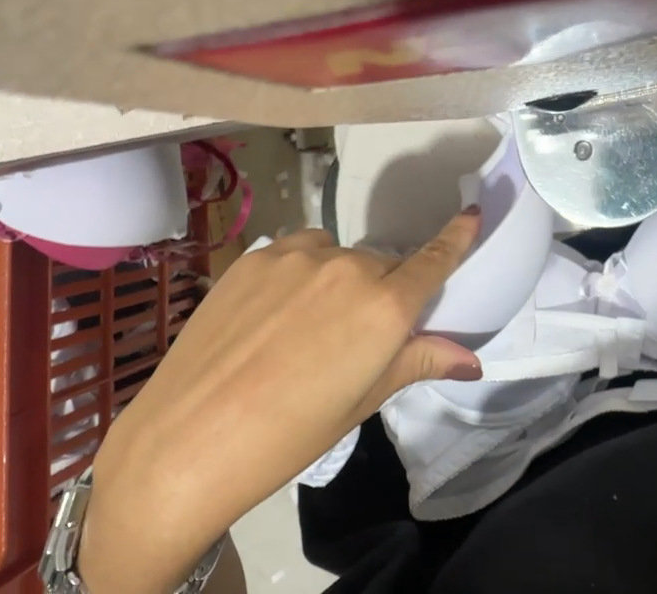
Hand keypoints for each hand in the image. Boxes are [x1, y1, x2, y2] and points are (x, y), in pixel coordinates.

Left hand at [78, 210, 484, 593]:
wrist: (183, 443)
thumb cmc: (288, 436)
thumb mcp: (362, 402)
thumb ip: (418, 361)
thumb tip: (471, 360)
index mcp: (385, 306)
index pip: (435, 259)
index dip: (457, 236)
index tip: (473, 212)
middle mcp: (349, 268)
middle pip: (382, 265)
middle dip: (380, 290)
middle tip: (353, 337)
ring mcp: (297, 256)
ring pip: (337, 256)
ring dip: (336, 279)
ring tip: (302, 327)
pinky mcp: (254, 257)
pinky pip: (295, 252)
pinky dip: (297, 273)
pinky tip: (269, 317)